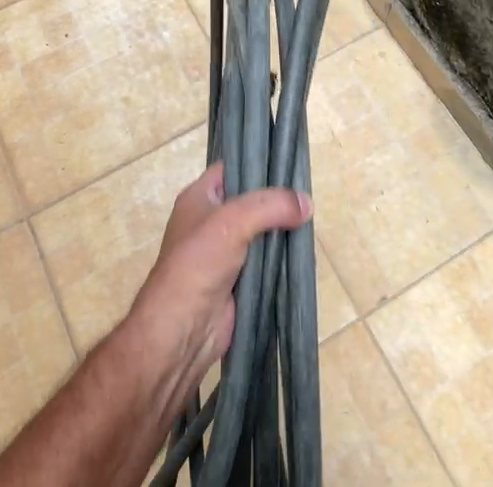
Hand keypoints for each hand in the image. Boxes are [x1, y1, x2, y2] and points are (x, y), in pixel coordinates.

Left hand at [118, 164, 312, 404]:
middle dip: (278, 200)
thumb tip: (307, 204)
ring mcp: (224, 251)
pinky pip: (265, 260)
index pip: (233, 168)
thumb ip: (271, 206)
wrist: (183, 330)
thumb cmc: (198, 264)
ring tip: (309, 221)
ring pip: (262, 231)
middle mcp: (211, 220)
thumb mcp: (233, 221)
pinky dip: (281, 257)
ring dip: (282, 230)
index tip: (291, 164)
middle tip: (307, 197)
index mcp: (199, 198)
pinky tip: (301, 251)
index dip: (259, 163)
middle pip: (252, 200)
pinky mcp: (238, 278)